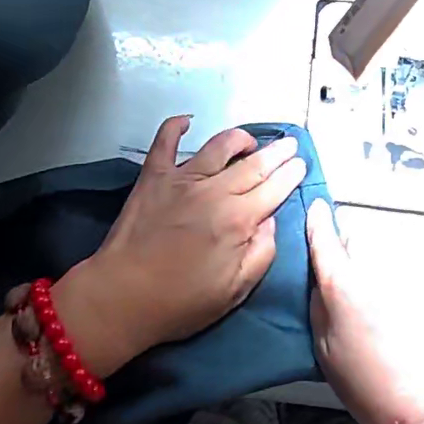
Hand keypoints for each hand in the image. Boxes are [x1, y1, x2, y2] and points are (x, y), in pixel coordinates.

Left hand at [53, 116, 306, 374]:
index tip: (300, 164)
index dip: (291, 175)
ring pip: (218, 146)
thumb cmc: (181, 302)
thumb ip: (261, 252)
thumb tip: (270, 220)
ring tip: (250, 140)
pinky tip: (187, 121)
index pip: (274, 189)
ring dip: (239, 138)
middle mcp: (214, 191)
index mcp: (238, 219)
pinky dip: (175, 126)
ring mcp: (181, 179)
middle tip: (290, 144)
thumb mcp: (236, 290)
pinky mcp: (152, 176)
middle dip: (277, 152)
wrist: (122, 297)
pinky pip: (164, 141)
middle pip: (253, 164)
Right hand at [306, 199, 423, 423]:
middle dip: (349, 251)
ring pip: (384, 252)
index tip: (316, 210)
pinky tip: (402, 316)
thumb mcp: (324, 347)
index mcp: (342, 282)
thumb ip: (317, 303)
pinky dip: (401, 283)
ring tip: (378, 307)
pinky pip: (407, 271)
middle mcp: (376, 267)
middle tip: (346, 284)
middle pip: (356, 237)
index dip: (317, 221)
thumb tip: (319, 281)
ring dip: (377, 266)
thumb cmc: (374, 386)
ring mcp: (407, 272)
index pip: (324, 235)